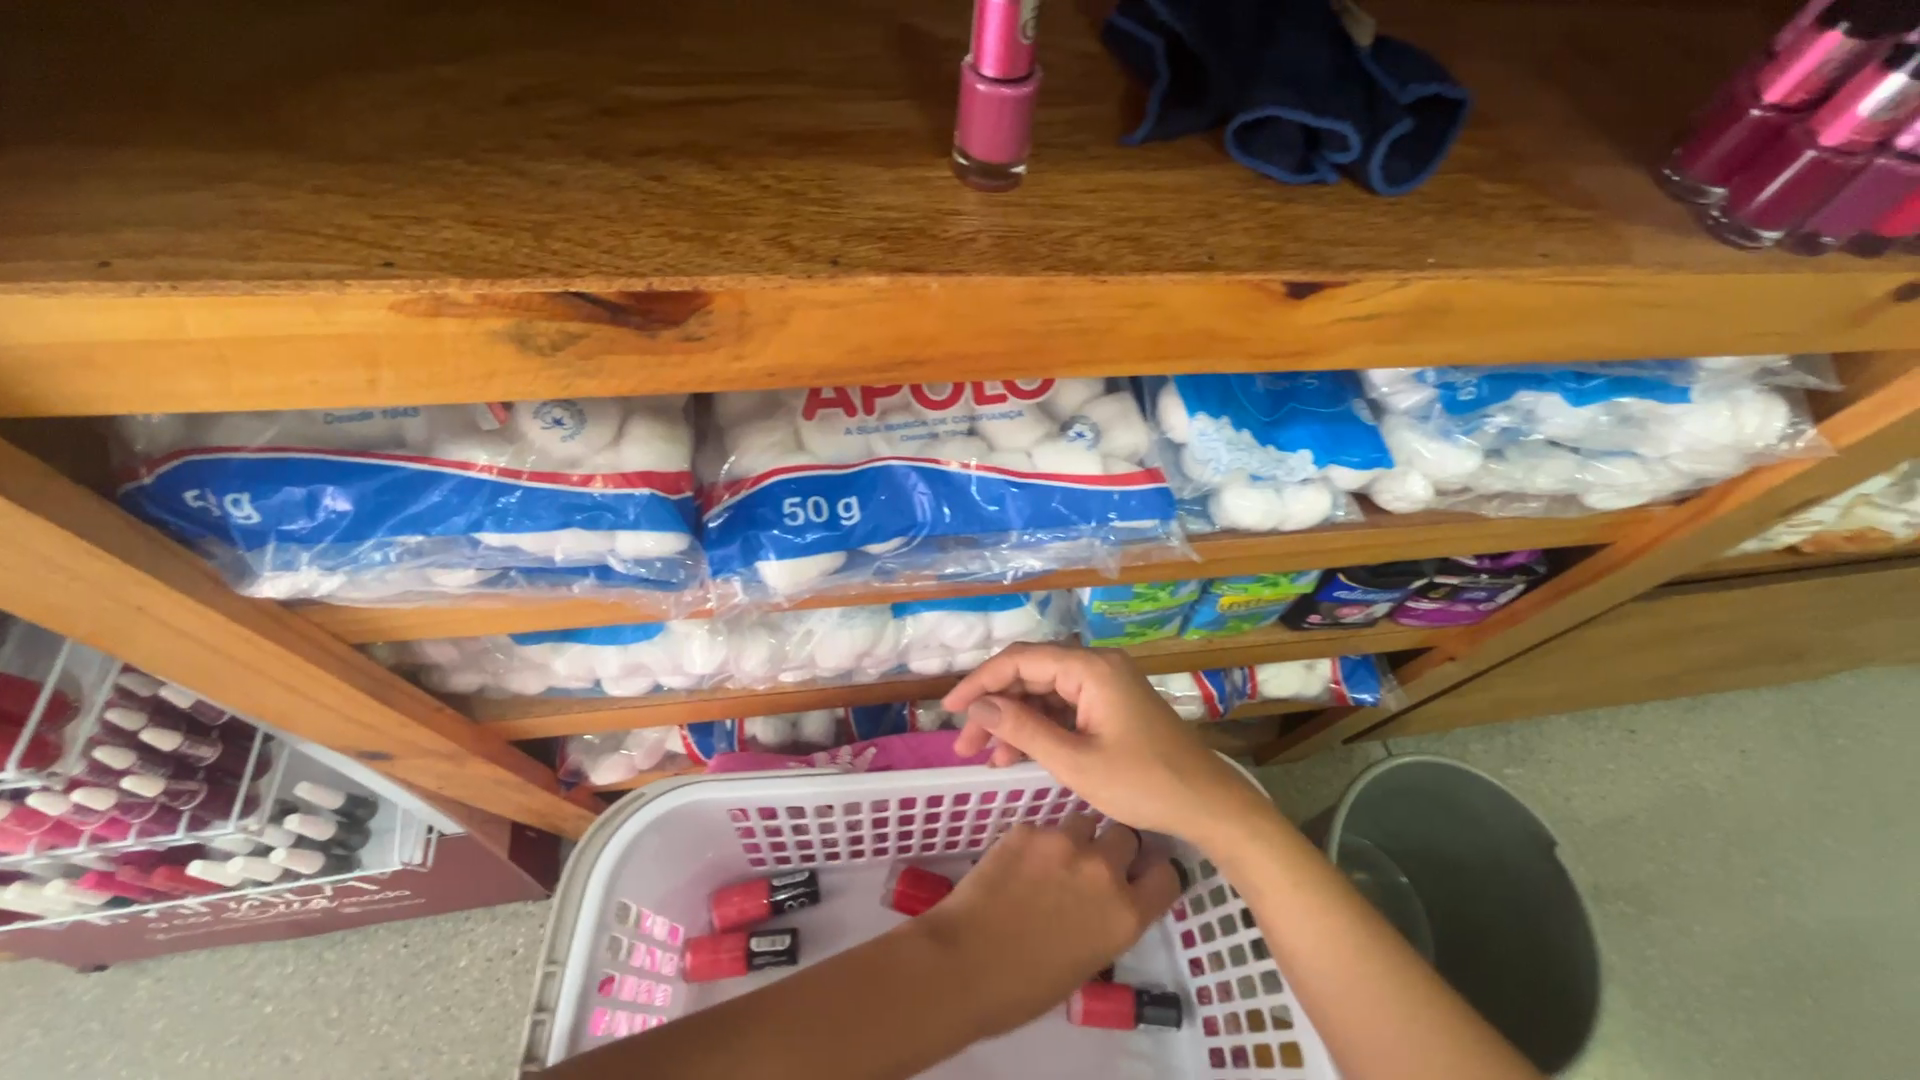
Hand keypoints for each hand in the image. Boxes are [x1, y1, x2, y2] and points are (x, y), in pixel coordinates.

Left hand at [918, 815, 1180, 1035]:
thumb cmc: (1025, 987)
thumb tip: (1103, 903)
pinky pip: (1042, 827)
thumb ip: (1107, 921)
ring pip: (1084, 821)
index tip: (1140, 876)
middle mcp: (1104, 870)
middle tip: (1092, 866)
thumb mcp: (1089, 962)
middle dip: (1114, 847)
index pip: (1167, 874)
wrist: (963, 964)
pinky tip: (1016, 865)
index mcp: (1127, 913)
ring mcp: (1064, 843)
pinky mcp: (1026, 829)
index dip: (1153, 873)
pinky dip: (1036, 842)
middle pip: (1127, 836)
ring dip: (1077, 838)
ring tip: (1052, 861)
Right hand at [945, 643, 1272, 840]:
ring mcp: (1105, 687)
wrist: (1207, 805)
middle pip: (1030, 675)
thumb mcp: (1075, 761)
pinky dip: (1038, 730)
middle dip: (994, 707)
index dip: (979, 683)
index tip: (949, 711)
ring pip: (1044, 694)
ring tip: (984, 758)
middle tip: (965, 745)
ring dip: (1014, 722)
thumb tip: (978, 706)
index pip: (1020, 661)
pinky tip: (1015, 757)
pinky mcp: (1110, 707)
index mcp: (1091, 669)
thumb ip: (1023, 730)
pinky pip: (1064, 709)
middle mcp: (1097, 667)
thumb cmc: (1143, 784)